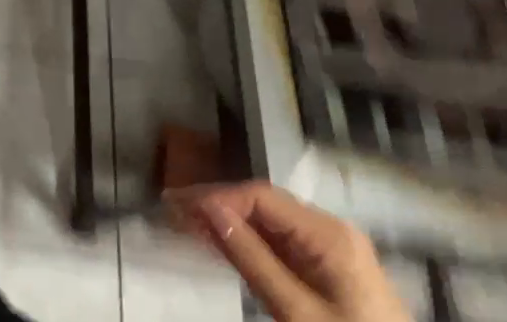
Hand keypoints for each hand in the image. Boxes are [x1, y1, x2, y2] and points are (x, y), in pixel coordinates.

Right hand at [173, 183, 410, 321]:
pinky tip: (223, 247)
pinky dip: (250, 243)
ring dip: (230, 223)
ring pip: (270, 222)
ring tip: (187, 228)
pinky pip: (282, 243)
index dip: (217, 198)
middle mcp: (331, 229)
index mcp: (329, 234)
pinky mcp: (331, 268)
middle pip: (265, 203)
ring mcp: (334, 249)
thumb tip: (207, 208)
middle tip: (172, 215)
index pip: (261, 196)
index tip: (177, 210)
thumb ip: (252, 259)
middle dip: (218, 206)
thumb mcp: (297, 313)